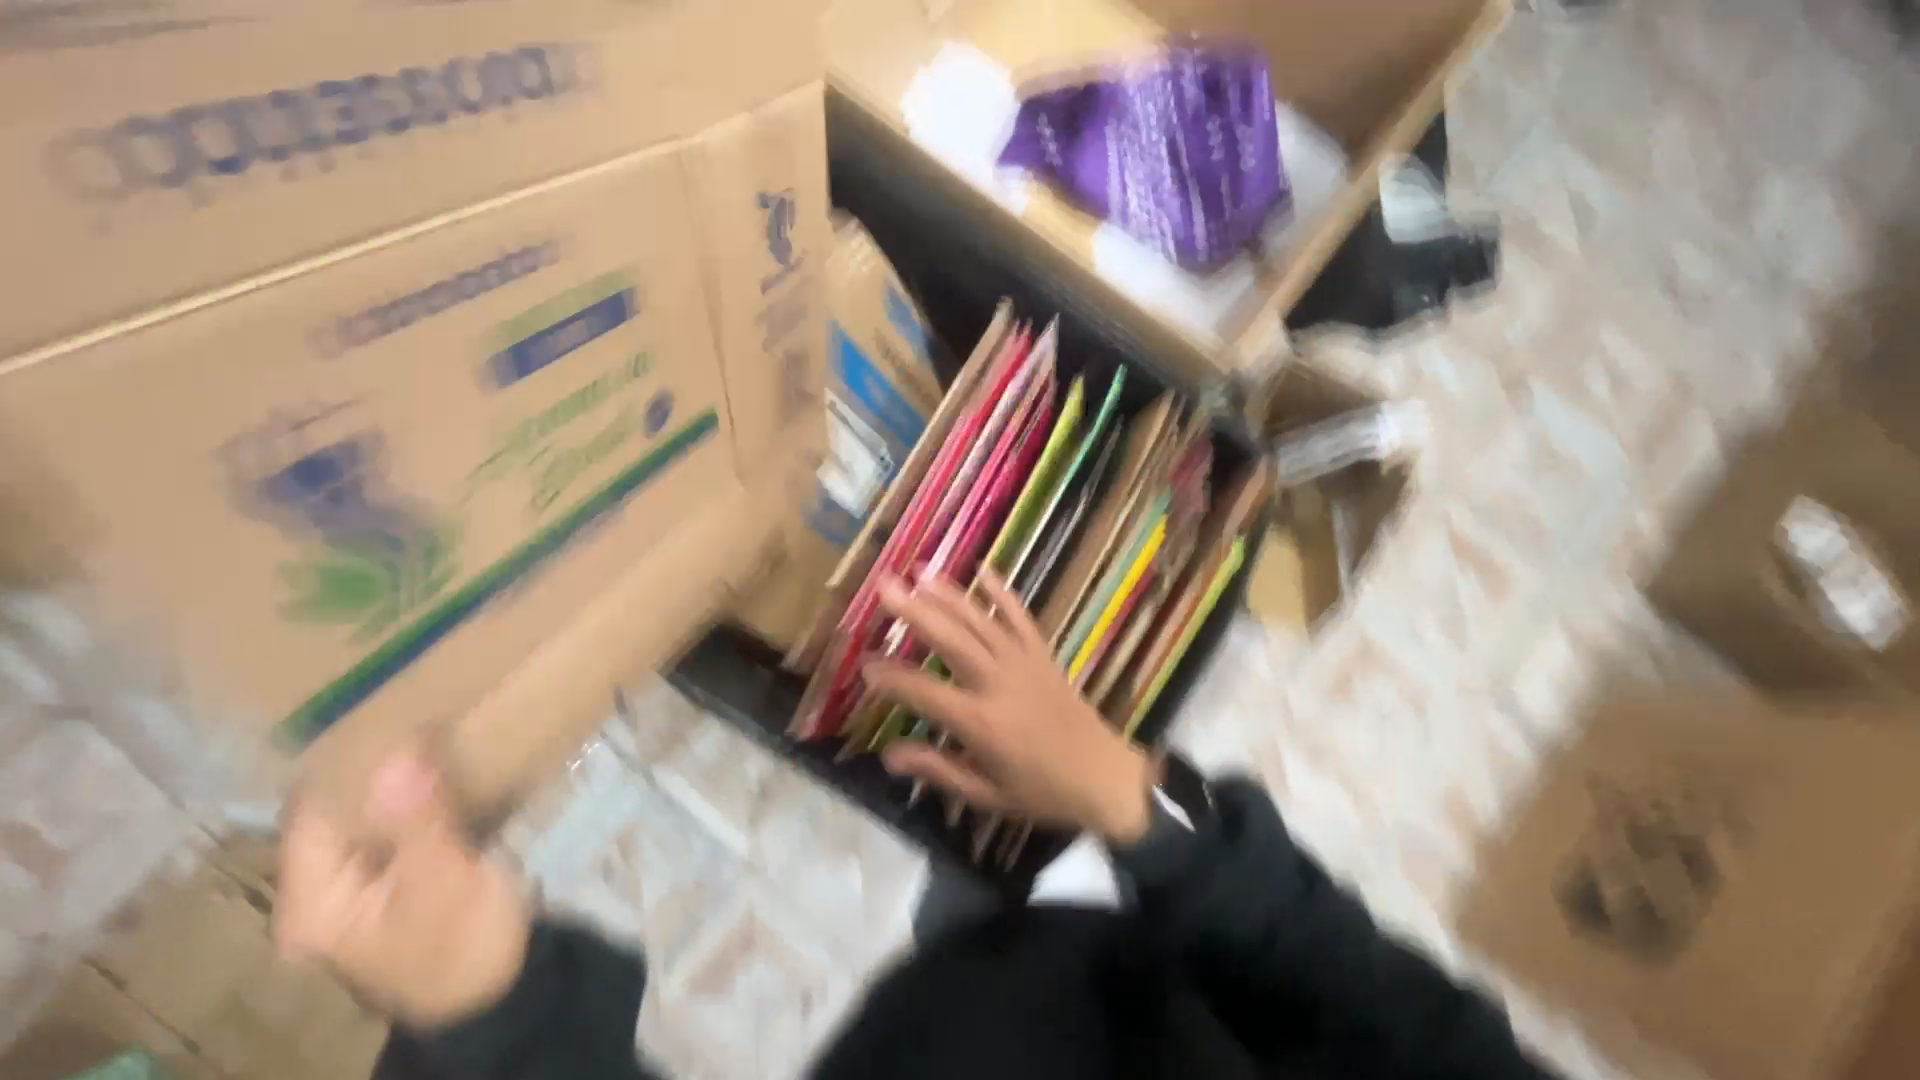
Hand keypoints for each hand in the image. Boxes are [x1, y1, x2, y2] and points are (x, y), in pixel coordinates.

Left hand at [275, 744, 531, 1028]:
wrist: (501, 995)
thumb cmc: (467, 946)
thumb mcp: (447, 883)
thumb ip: (419, 820)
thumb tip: (397, 754)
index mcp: (313, 902)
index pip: (314, 813)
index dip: (349, 765)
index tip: (394, 716)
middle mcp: (319, 893)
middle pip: (334, 813)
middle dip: (373, 767)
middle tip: (418, 713)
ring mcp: (354, 889)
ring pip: (364, 818)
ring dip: (395, 780)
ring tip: (431, 730)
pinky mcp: (388, 883)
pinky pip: (389, 828)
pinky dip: (412, 799)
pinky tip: (441, 773)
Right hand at [865, 570, 1153, 843]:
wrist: (1105, 778)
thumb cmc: (1041, 792)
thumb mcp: (986, 794)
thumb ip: (938, 770)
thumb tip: (889, 756)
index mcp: (982, 723)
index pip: (925, 693)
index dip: (892, 678)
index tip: (864, 664)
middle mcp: (1000, 684)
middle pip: (952, 641)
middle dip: (916, 612)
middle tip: (884, 586)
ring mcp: (1025, 664)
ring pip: (982, 622)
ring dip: (950, 595)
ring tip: (919, 571)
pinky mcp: (1044, 655)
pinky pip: (1021, 618)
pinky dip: (1003, 593)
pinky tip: (984, 570)